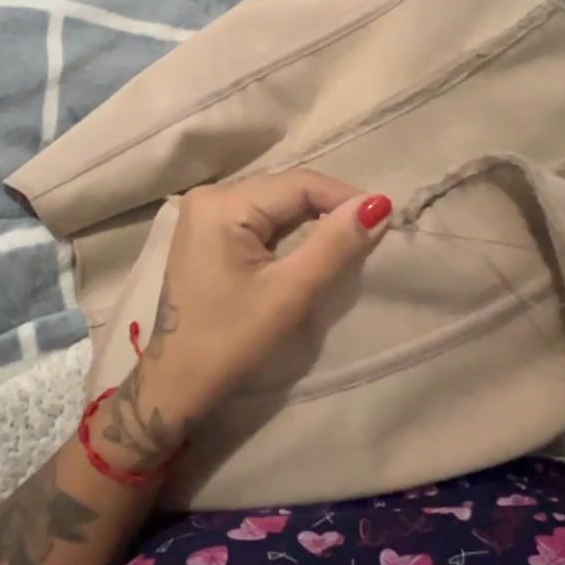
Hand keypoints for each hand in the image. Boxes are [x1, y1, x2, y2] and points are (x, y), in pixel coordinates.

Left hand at [92, 170, 390, 472]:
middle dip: (329, 208)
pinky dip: (288, 231)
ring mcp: (204, 214)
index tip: (386, 219)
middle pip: (285, 190)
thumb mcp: (289, 293)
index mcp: (222, 204)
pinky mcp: (207, 233)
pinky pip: (259, 219)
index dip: (345, 197)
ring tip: (347, 240)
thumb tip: (379, 204)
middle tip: (370, 232)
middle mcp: (209, 197)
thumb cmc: (231, 340)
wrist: (179, 380)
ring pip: (275, 204)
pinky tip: (310, 249)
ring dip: (312, 220)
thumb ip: (334, 245)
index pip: (298, 184)